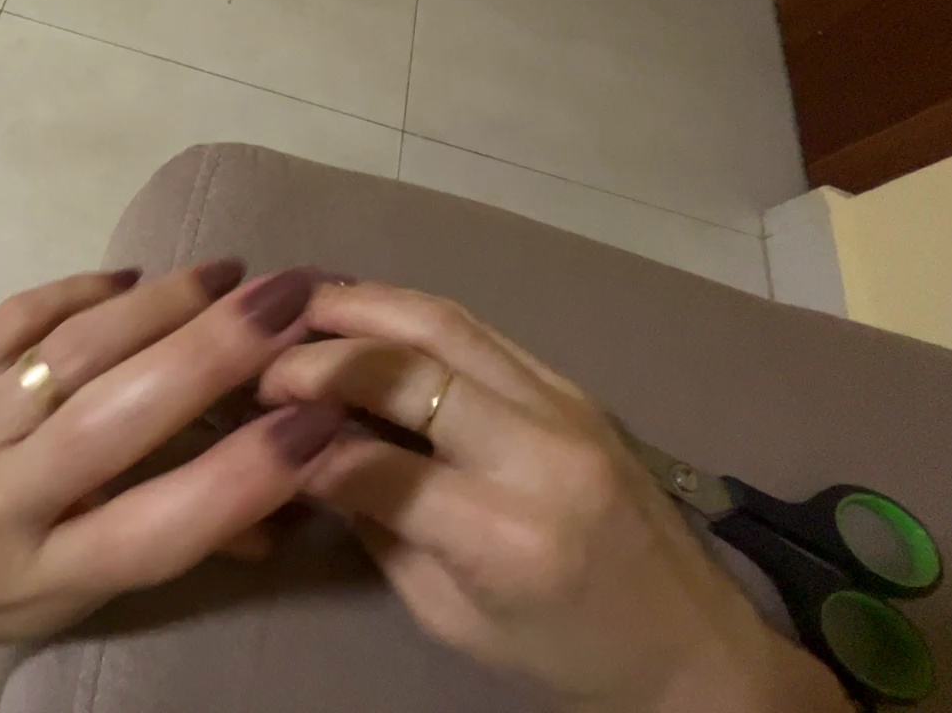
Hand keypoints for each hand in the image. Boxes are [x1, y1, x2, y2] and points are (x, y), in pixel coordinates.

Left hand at [0, 263, 344, 712]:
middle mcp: (5, 497)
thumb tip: (271, 476)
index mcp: (52, 572)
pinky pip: (15, 316)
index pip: (163, 526)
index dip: (246, 474)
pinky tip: (130, 277)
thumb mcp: (75, 596)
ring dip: (159, 302)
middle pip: (121, 415)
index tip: (318, 416)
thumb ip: (169, 532)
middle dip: (215, 350)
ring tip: (223, 273)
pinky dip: (80, 288)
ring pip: (73, 348)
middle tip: (288, 295)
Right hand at [258, 283, 852, 712]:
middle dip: (322, 354)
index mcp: (510, 538)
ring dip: (359, 304)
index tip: (256, 423)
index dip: (304, 441)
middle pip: (411, 370)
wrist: (695, 648)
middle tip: (263, 351)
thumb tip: (300, 448)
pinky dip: (402, 308)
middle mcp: (541, 455)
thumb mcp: (446, 612)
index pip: (378, 467)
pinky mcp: (569, 383)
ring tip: (299, 303)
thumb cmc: (561, 649)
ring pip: (443, 323)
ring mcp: (564, 405)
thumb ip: (372, 523)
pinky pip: (473, 325)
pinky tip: (360, 307)